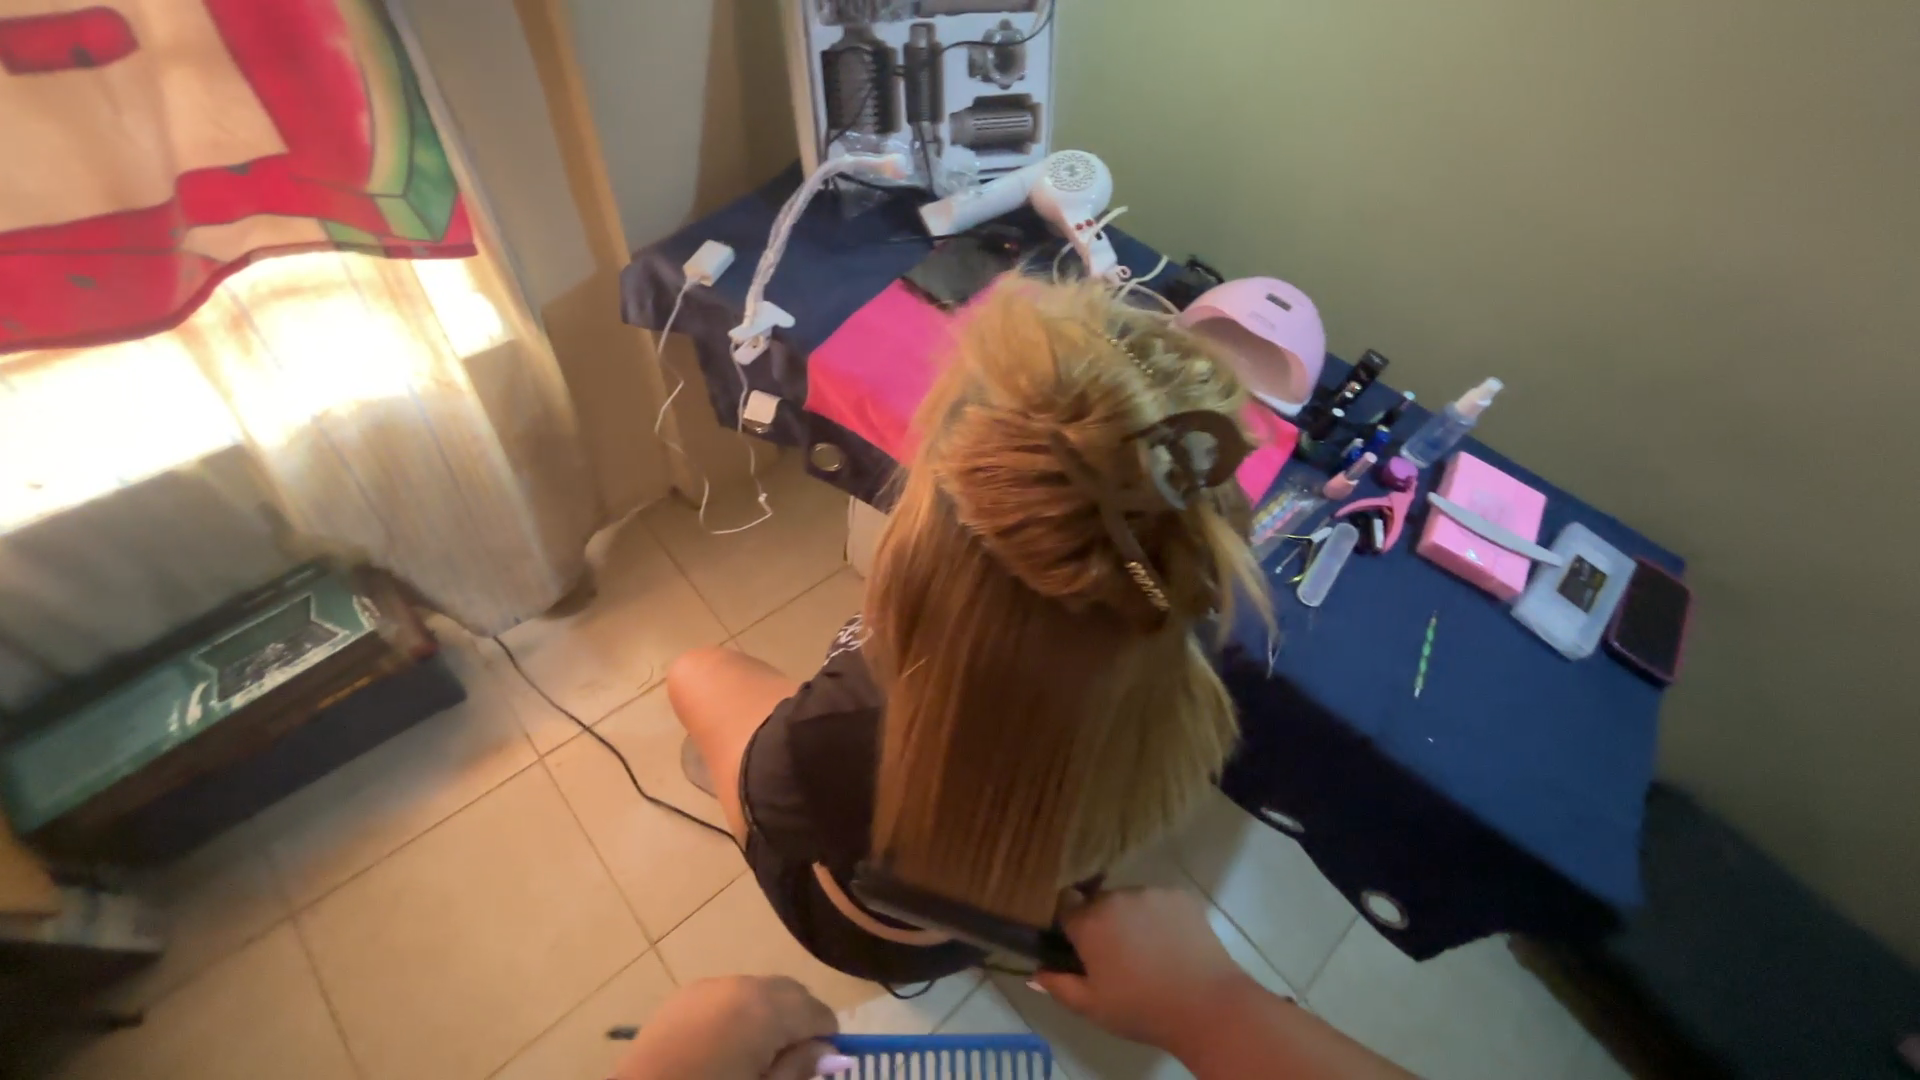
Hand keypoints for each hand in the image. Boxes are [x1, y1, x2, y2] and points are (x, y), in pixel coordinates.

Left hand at [613, 976, 849, 1079]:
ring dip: (768, 1018)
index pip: (818, 1013)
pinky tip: (721, 1053)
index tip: (818, 1071)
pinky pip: (728, 998)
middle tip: (789, 1068)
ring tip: (752, 1061)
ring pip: (760, 992)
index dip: (825, 1043)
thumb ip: (799, 1071)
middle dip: (799, 1024)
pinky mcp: (683, 997)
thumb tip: (827, 1052)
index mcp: (767, 1010)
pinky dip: (738, 1016)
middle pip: (792, 995)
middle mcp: (743, 985)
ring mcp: (710, 987)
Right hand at [1033, 888, 1257, 1051]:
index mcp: (1089, 921)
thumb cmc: (1143, 1009)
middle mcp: (1115, 897)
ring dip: (1130, 917)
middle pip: (1098, 902)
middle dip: (1102, 922)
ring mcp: (1150, 892)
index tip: (1079, 945)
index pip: (1065, 905)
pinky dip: (1159, 916)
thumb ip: (1058, 986)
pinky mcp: (1179, 895)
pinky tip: (1171, 943)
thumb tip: (1034, 972)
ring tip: (1148, 950)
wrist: (1207, 1006)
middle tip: (1117, 955)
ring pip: (1129, 900)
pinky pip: (1159, 900)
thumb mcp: (1093, 1007)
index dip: (1070, 925)